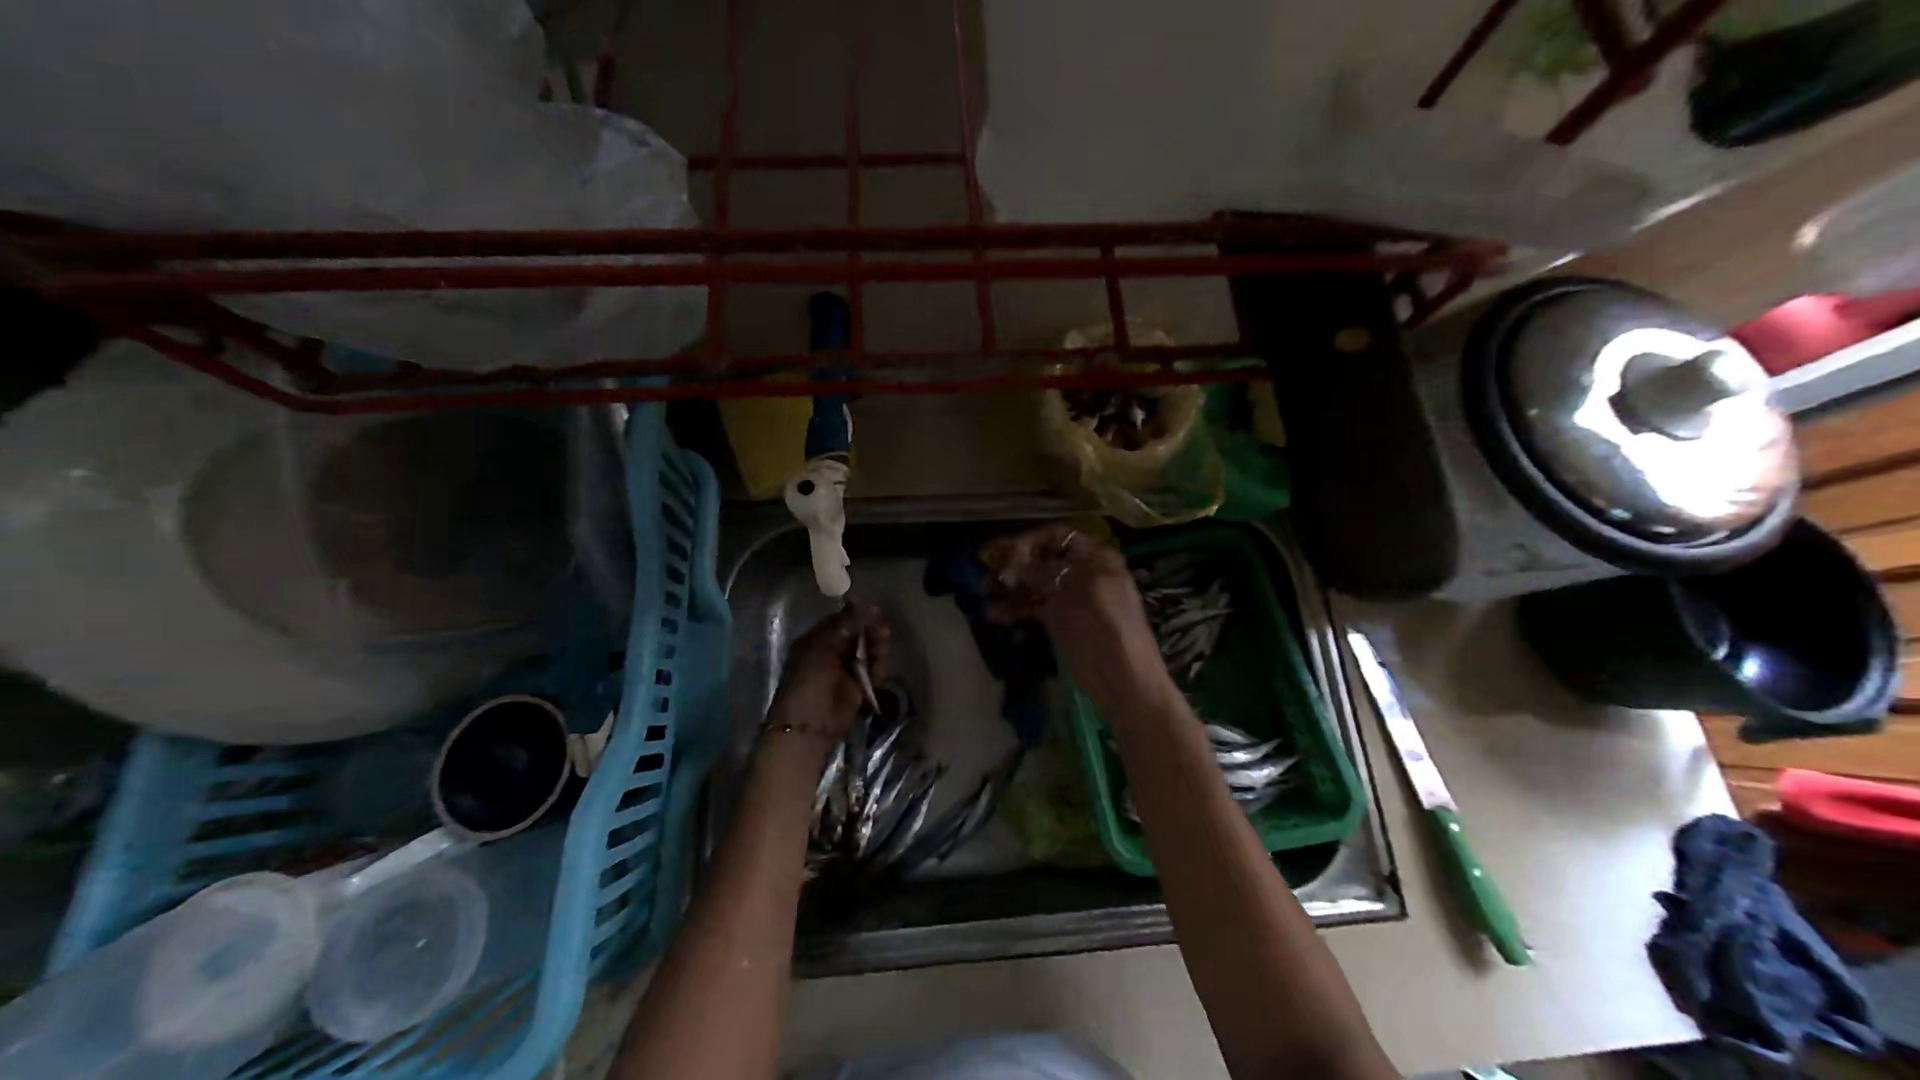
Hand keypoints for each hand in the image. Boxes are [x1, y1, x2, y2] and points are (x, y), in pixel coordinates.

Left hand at [768, 604, 891, 741]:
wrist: (810, 725)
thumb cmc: (809, 681)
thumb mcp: (823, 647)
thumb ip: (847, 625)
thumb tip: (870, 607)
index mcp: (816, 640)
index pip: (840, 620)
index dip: (858, 614)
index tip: (876, 611)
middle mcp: (831, 652)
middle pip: (857, 634)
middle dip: (871, 631)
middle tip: (883, 631)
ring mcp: (845, 670)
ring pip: (868, 651)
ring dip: (877, 648)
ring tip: (882, 650)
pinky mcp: (858, 687)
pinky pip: (873, 670)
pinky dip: (878, 668)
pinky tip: (879, 669)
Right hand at [982, 523, 1172, 707]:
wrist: (1122, 677)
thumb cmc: (1104, 624)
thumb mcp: (1075, 589)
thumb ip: (1043, 572)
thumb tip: (1012, 565)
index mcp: (1096, 556)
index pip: (1058, 536)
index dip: (1030, 542)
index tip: (1004, 554)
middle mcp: (1083, 572)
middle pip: (1043, 559)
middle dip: (1014, 564)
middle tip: (988, 574)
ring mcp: (1071, 598)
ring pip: (1035, 584)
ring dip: (1010, 587)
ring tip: (984, 593)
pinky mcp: (1061, 622)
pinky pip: (1034, 607)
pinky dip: (1015, 609)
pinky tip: (994, 615)